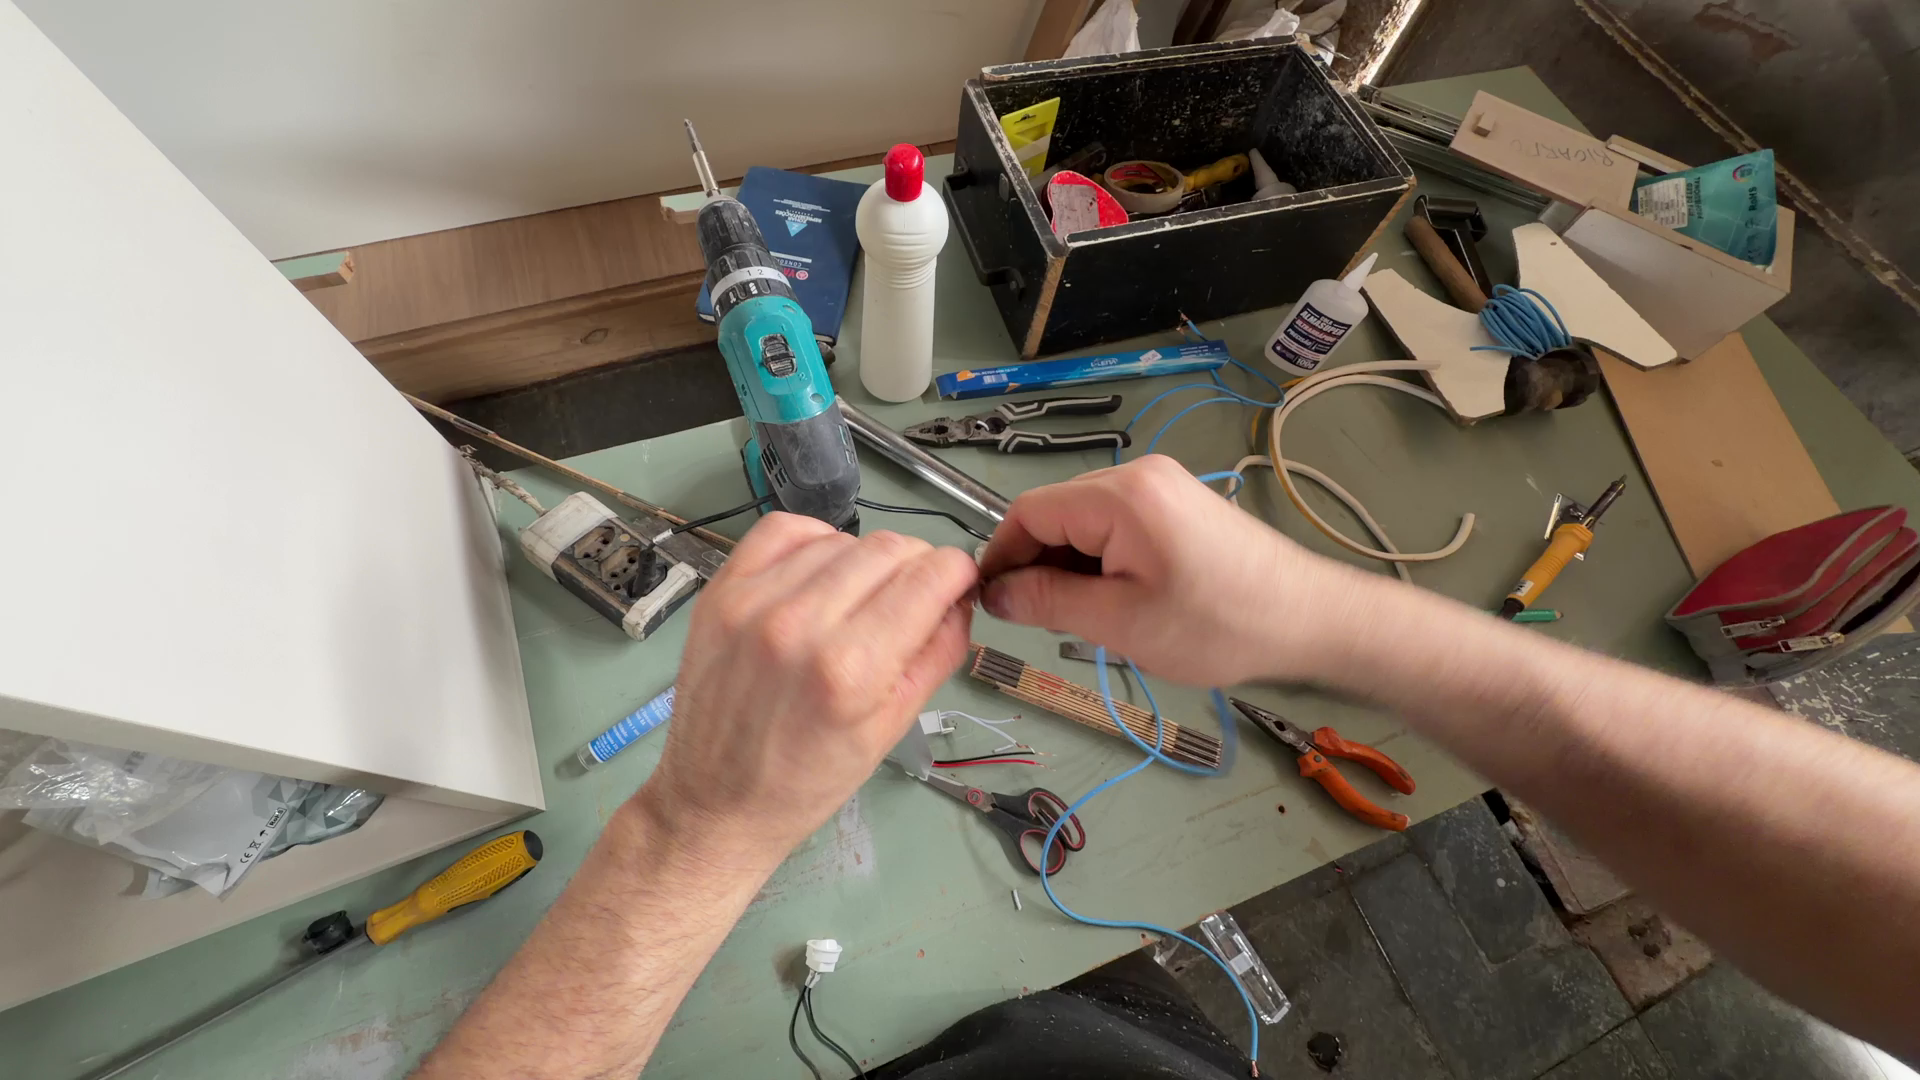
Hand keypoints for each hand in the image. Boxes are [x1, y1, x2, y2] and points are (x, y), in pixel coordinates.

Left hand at [640, 513, 977, 861]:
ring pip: (842, 539)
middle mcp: (802, 622)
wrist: (715, 801)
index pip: (931, 576)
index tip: (959, 585)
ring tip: (863, 596)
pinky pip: (784, 529)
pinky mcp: (722, 591)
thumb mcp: (894, 727)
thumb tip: (960, 597)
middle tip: (916, 595)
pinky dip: (816, 540)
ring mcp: (754, 601)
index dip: (959, 573)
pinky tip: (822, 572)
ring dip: (868, 559)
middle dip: (919, 564)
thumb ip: (939, 652)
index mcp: (853, 668)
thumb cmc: (812, 779)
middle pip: (890, 548)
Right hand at [977, 455, 1372, 685]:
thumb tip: (993, 594)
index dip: (1002, 555)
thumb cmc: (1217, 624)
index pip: (1029, 511)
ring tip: (1084, 616)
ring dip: (1069, 566)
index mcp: (1120, 495)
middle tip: (1041, 620)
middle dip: (1037, 564)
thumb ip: (1048, 601)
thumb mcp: (1120, 622)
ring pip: (1083, 521)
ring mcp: (1161, 485)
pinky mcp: (1176, 503)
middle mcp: (1136, 474)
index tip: (990, 602)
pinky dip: (1098, 560)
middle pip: (1056, 513)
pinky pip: (1114, 524)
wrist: (1312, 619)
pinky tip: (1113, 597)